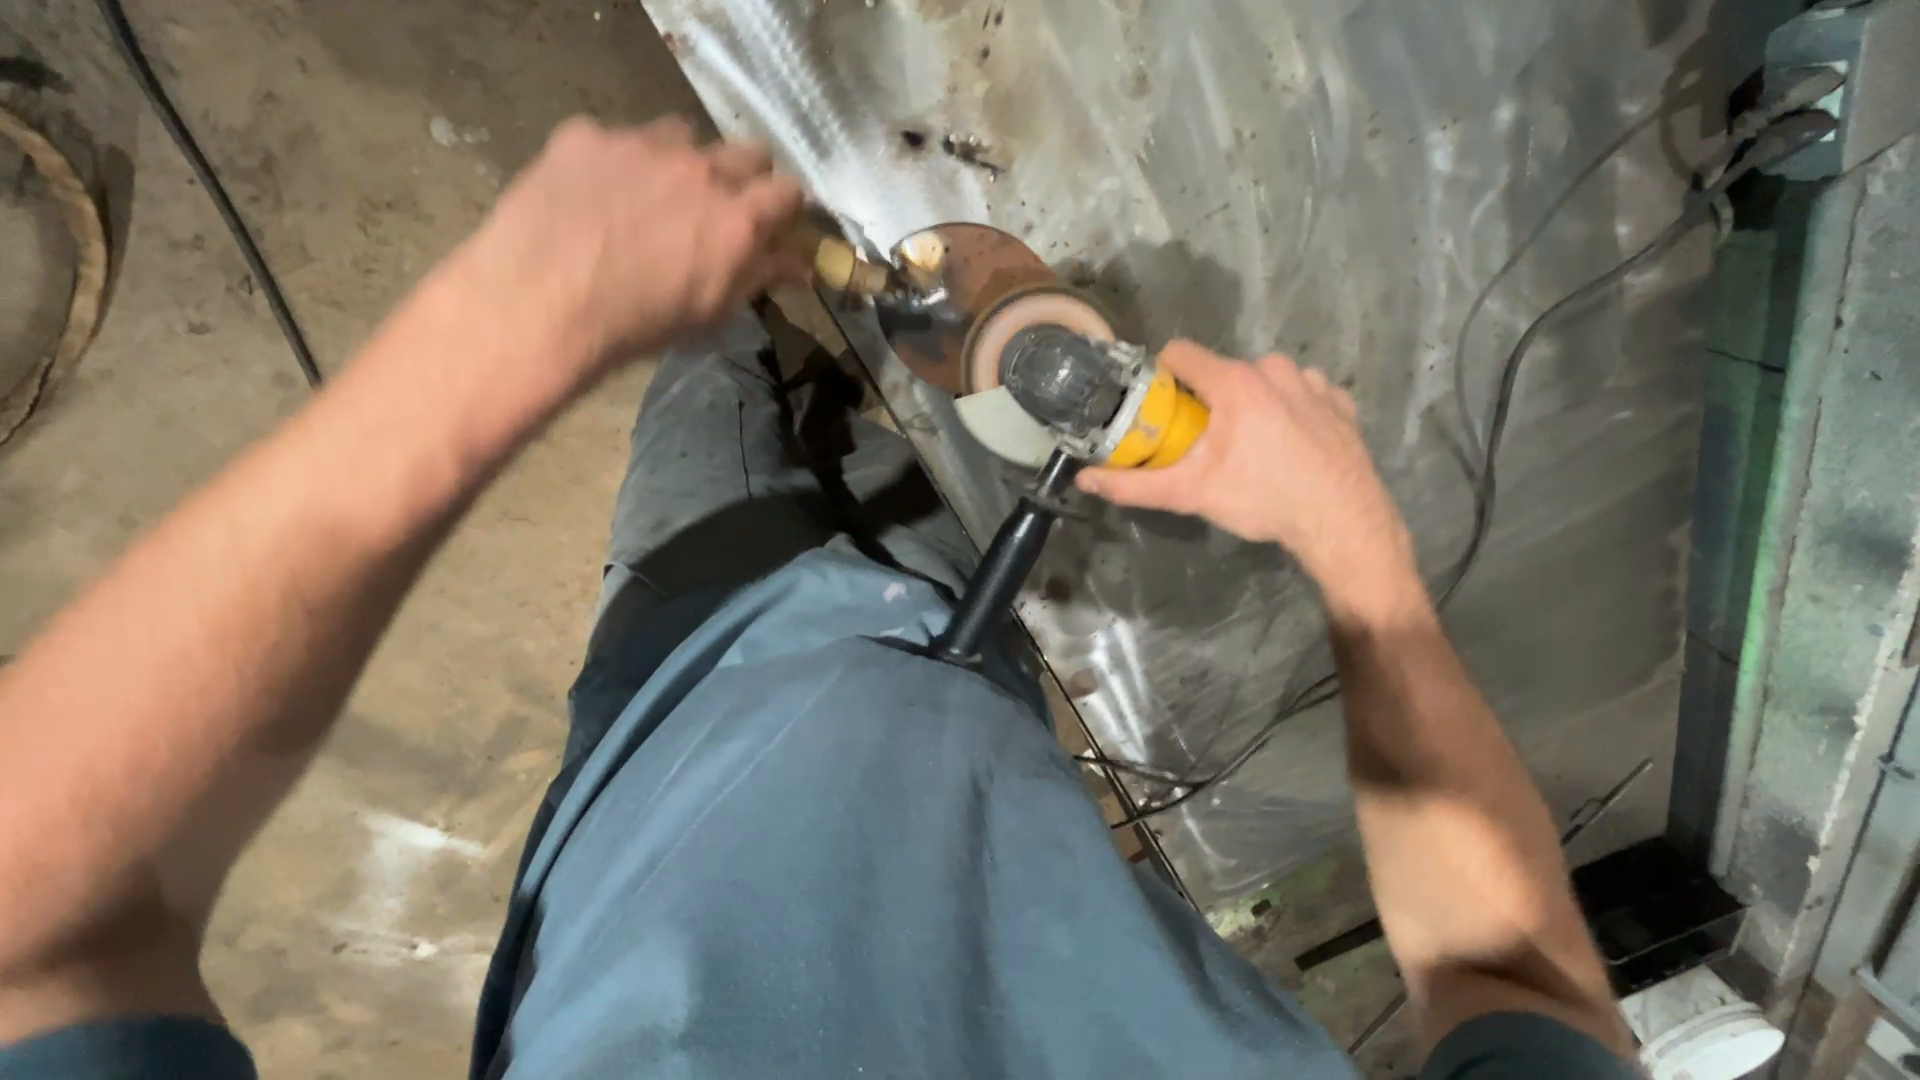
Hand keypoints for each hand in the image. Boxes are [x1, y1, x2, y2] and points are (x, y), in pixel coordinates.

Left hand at [456, 115, 807, 370]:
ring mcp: (642, 145)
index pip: (789, 192)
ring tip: (656, 194)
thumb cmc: (639, 324)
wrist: (542, 303)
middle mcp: (699, 170)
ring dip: (684, 161)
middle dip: (748, 175)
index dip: (787, 208)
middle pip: (749, 150)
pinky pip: (618, 138)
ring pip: (683, 134)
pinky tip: (596, 195)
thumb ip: (761, 277)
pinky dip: (619, 163)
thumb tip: (800, 265)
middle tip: (724, 206)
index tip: (777, 224)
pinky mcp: (588, 136)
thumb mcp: (712, 311)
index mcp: (737, 220)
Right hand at [1077, 342, 1420, 616]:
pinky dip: (1288, 411)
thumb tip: (1084, 479)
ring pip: (1263, 381)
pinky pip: (1300, 393)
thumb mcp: (1190, 494)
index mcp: (1234, 382)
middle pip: (1222, 372)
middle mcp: (1273, 369)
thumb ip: (1133, 484)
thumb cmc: (1262, 501)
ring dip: (1250, 404)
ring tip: (1253, 449)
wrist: (1342, 522)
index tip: (1160, 404)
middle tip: (1207, 442)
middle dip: (1209, 401)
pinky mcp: (1340, 399)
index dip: (1161, 374)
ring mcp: (1312, 381)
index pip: (1180, 353)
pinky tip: (1290, 446)